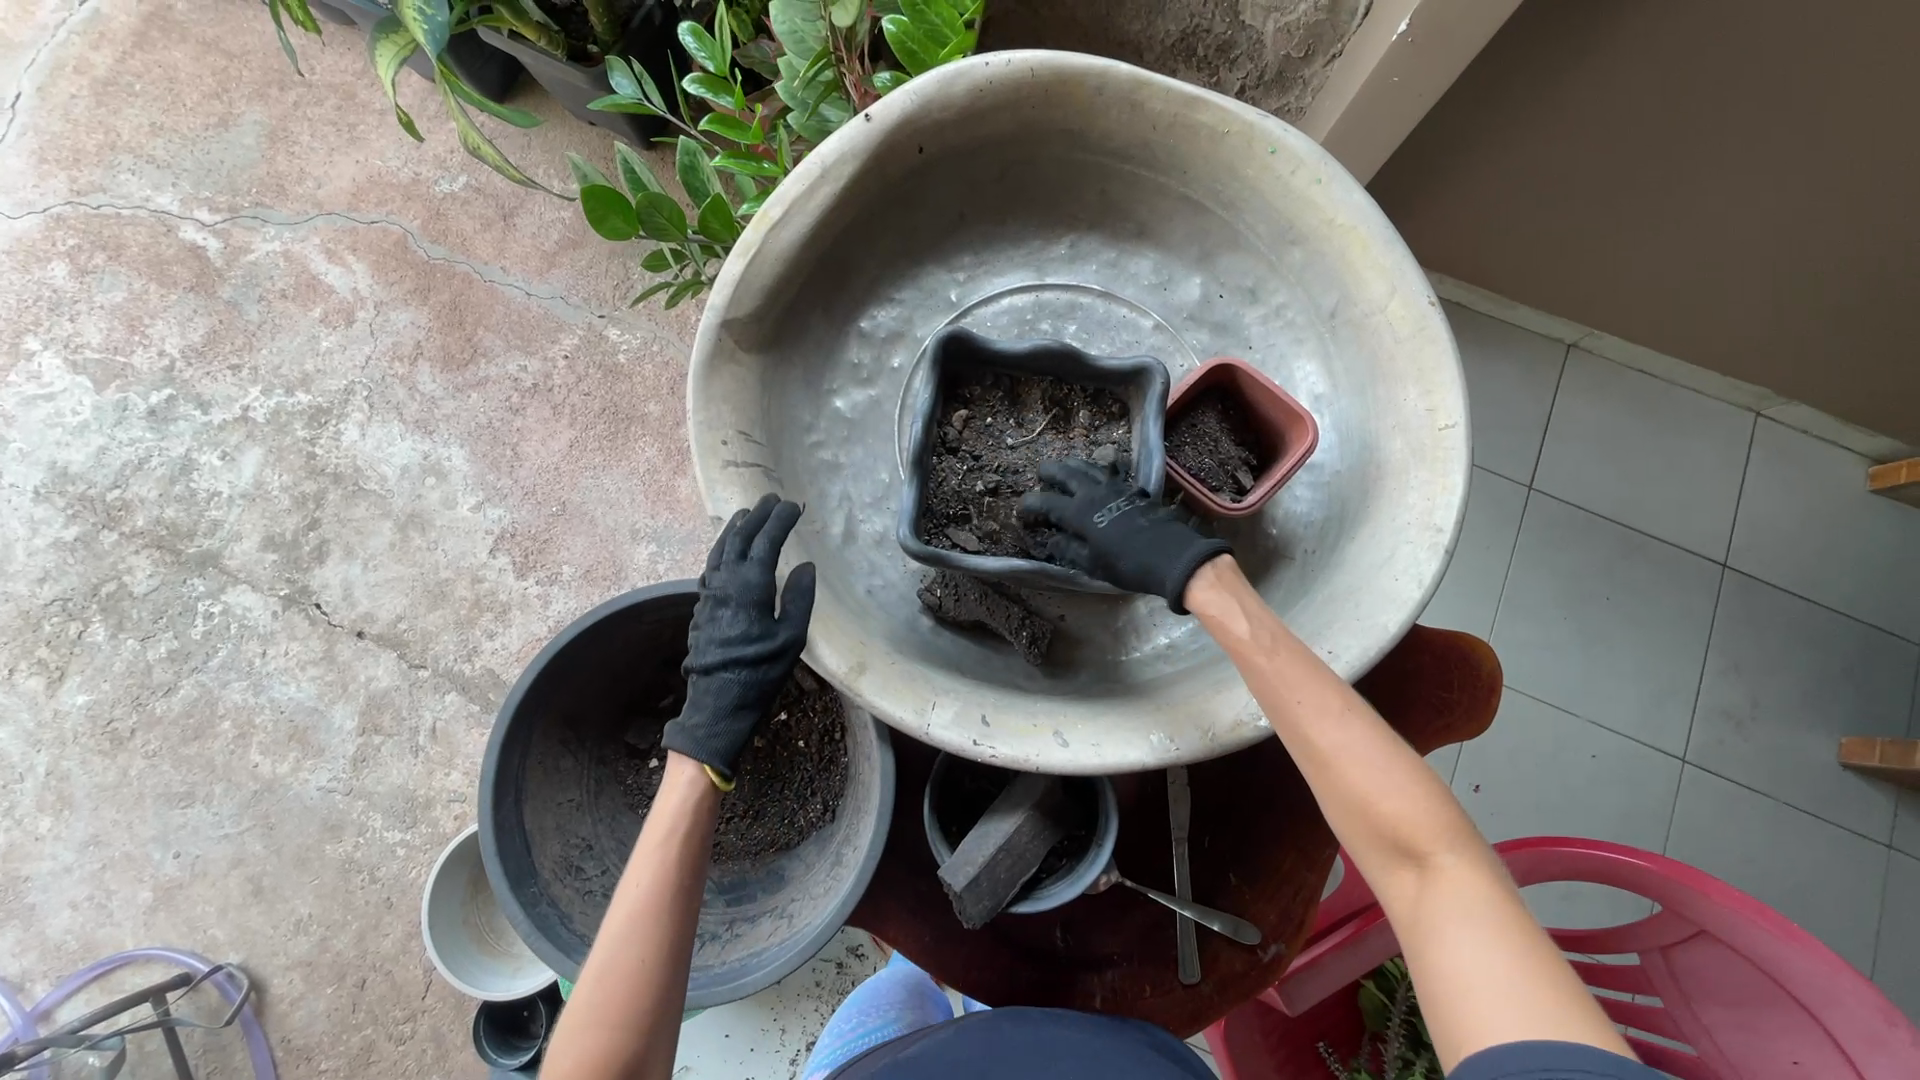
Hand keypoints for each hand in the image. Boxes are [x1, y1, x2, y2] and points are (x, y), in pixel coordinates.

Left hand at [663, 494, 815, 777]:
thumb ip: (799, 597)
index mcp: (751, 586)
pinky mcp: (702, 606)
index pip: (766, 541)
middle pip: (740, 538)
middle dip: (757, 515)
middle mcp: (725, 582)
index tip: (794, 505)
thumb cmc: (761, 672)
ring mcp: (709, 593)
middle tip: (772, 499)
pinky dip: (722, 548)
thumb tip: (805, 566)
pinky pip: (712, 565)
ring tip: (747, 513)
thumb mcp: (791, 638)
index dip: (780, 520)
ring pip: (720, 549)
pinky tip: (727, 549)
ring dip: (736, 528)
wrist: (718, 703)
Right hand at [1018, 458, 1230, 613]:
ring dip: (1074, 465)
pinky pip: (1110, 474)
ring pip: (1090, 468)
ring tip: (1065, 465)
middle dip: (1050, 472)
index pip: (1047, 503)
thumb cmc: (1128, 565)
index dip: (1031, 505)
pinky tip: (1099, 474)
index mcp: (1079, 513)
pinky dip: (1099, 471)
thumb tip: (1050, 538)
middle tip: (1041, 472)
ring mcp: (1116, 489)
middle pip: (1067, 474)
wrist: (1172, 556)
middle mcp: (1094, 494)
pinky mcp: (1133, 491)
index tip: (1021, 510)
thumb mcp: (1092, 564)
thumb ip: (1068, 548)